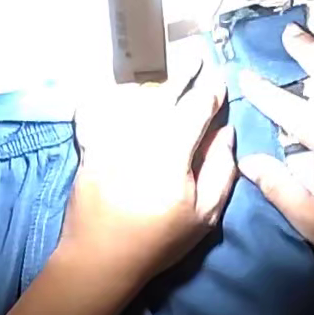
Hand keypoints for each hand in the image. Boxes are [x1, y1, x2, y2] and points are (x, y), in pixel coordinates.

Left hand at [55, 73, 237, 293]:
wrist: (99, 259)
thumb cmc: (156, 242)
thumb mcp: (202, 216)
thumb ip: (219, 171)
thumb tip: (224, 133)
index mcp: (171, 154)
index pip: (196, 108)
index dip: (211, 89)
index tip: (220, 76)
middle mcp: (139, 138)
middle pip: (164, 94)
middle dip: (183, 72)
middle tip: (195, 55)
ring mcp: (110, 140)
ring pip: (132, 98)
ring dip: (151, 79)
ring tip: (164, 68)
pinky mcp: (89, 148)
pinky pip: (96, 110)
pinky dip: (105, 95)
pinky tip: (114, 87)